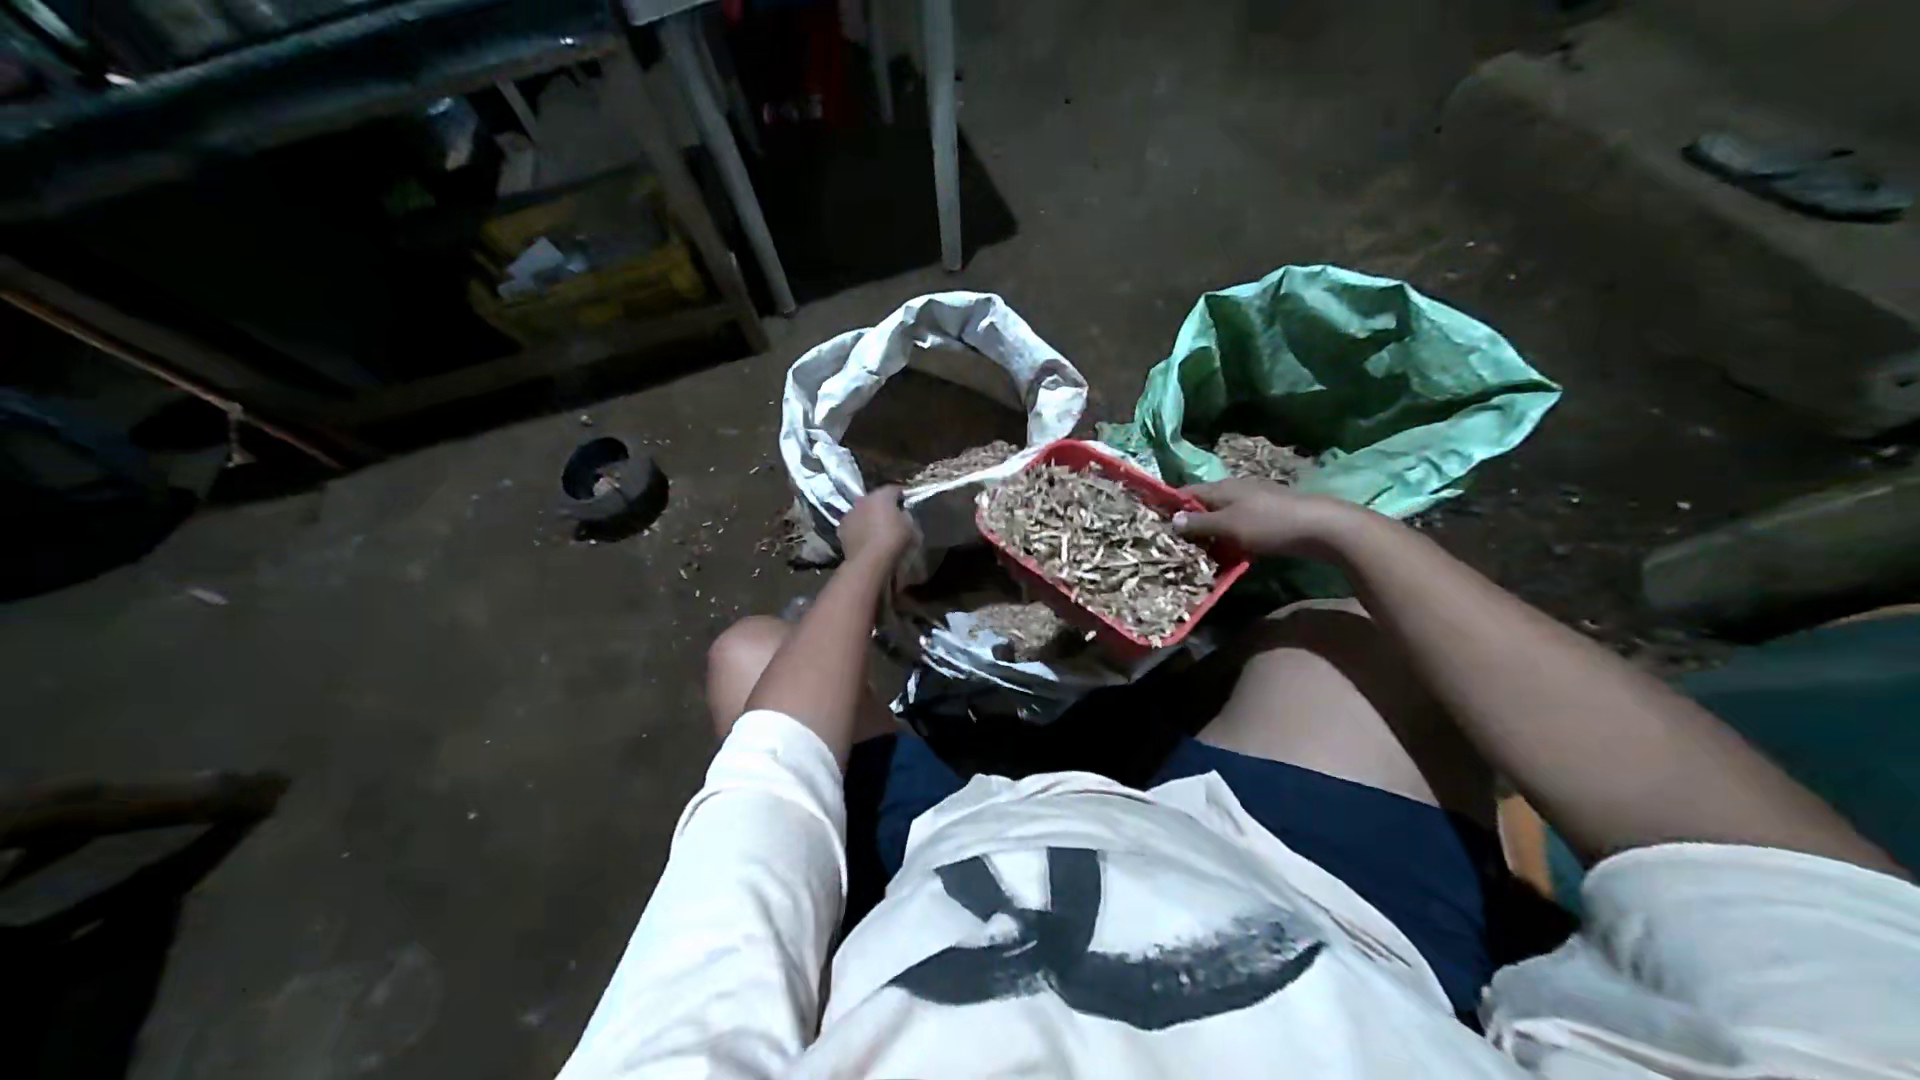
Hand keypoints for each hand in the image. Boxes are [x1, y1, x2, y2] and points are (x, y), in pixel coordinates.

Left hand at [840, 485, 916, 567]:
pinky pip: (853, 525)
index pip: (893, 489)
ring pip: (862, 511)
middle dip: (883, 505)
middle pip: (875, 499)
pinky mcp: (841, 529)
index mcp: (881, 496)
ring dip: (868, 516)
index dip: (901, 495)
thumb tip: (903, 514)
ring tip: (876, 529)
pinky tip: (865, 538)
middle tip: (891, 516)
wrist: (870, 561)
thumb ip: (907, 516)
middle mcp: (863, 500)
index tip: (906, 501)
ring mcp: (849, 513)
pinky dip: (858, 529)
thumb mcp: (912, 528)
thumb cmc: (894, 541)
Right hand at [1173, 478, 1367, 557]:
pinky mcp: (1267, 517)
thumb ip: (1199, 523)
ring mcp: (1253, 503)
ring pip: (1221, 518)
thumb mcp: (1228, 526)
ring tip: (1198, 555)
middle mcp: (1234, 490)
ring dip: (1210, 534)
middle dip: (1189, 523)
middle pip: (1203, 506)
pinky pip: (1238, 527)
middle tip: (1174, 546)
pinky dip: (1229, 539)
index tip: (1155, 524)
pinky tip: (1228, 554)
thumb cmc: (1269, 524)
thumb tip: (1171, 519)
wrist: (1322, 528)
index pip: (1186, 492)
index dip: (1169, 506)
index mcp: (1221, 488)